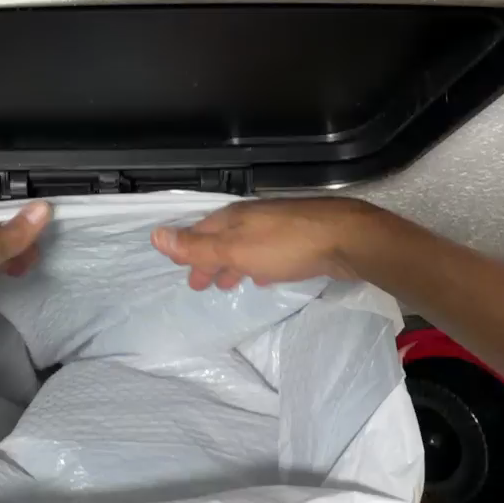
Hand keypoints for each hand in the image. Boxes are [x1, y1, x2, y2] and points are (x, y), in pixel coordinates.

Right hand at [151, 197, 386, 289]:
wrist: (347, 239)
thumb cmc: (286, 245)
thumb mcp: (234, 249)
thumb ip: (197, 247)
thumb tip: (156, 235)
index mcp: (234, 218)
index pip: (200, 232)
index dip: (187, 251)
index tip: (181, 271)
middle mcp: (254, 218)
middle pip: (222, 239)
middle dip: (209, 260)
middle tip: (200, 284)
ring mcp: (279, 227)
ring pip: (246, 246)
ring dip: (233, 264)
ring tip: (229, 284)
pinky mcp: (301, 240)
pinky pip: (269, 253)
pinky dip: (259, 264)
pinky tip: (265, 277)